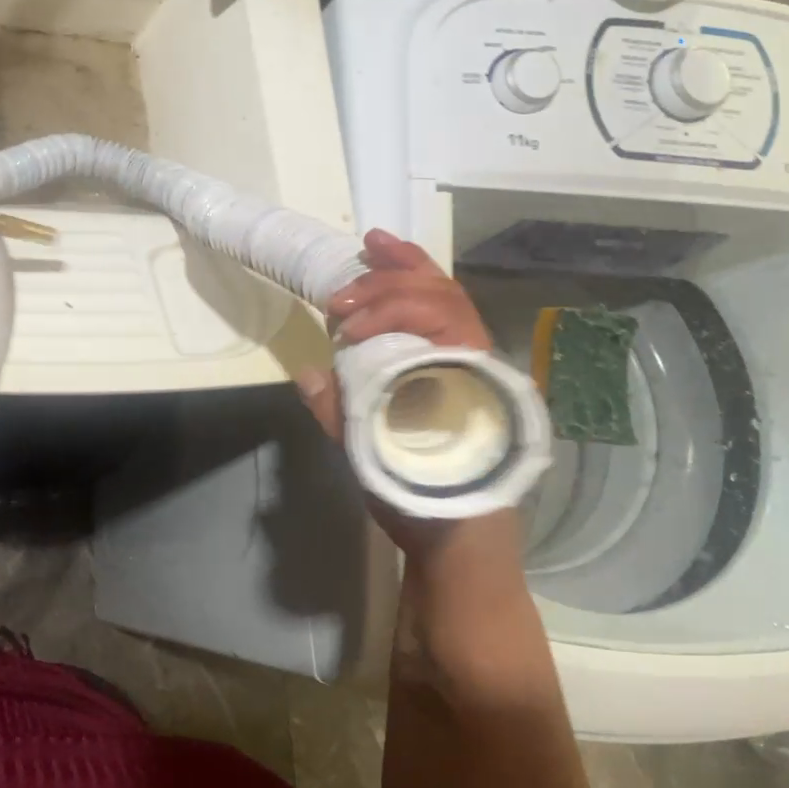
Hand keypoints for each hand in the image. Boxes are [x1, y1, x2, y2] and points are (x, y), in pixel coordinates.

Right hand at [297, 228, 504, 552]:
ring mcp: (470, 363)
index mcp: (472, 381)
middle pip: (442, 298)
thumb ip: (342, 415)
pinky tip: (390, 275)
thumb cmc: (425, 502)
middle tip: (339, 295)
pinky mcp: (455, 371)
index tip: (344, 327)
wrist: (459, 540)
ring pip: (447, 299)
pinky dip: (415, 291)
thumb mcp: (375, 461)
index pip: (440, 318)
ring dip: (406, 271)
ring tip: (371, 246)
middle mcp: (479, 362)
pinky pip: (441, 317)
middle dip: (388, 284)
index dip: (389, 310)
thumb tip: (309, 373)